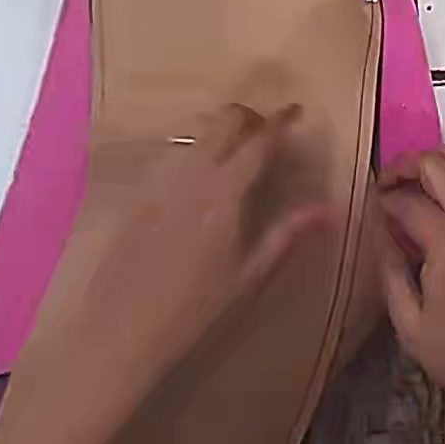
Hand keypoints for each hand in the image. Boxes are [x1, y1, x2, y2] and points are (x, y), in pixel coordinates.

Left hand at [0, 104, 328, 443]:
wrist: (118, 334)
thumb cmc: (192, 310)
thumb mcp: (247, 277)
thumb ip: (286, 235)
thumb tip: (327, 210)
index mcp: (225, 192)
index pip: (259, 142)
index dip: (279, 121)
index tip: (295, 109)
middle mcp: (194, 173)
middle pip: (225, 122)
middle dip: (248, 117)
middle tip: (264, 128)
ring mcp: (162, 179)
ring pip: (197, 133)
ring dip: (220, 129)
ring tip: (234, 146)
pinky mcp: (139, 191)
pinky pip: (173, 154)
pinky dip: (194, 149)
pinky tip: (197, 173)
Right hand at [377, 147, 444, 406]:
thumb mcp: (407, 319)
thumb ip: (390, 267)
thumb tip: (378, 228)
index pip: (406, 201)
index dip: (382, 201)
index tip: (369, 208)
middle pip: (435, 165)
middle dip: (404, 166)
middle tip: (385, 182)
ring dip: (432, 158)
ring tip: (409, 175)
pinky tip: (434, 187)